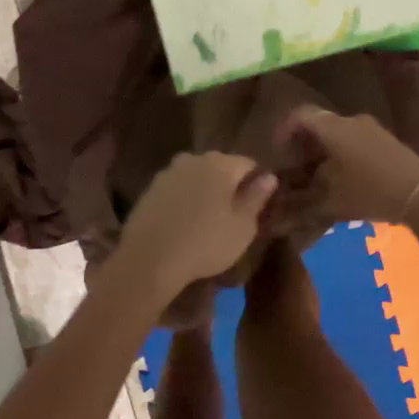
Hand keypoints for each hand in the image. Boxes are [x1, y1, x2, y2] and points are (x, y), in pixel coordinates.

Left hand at [117, 152, 276, 295]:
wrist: (150, 258)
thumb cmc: (206, 243)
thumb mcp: (243, 226)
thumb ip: (257, 197)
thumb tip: (269, 177)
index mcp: (220, 163)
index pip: (248, 164)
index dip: (256, 182)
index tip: (257, 205)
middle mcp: (192, 159)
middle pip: (220, 167)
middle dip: (228, 185)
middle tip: (233, 214)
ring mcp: (167, 172)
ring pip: (195, 177)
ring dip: (204, 191)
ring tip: (207, 220)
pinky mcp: (149, 189)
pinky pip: (176, 189)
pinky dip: (183, 200)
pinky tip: (184, 222)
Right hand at [277, 106, 418, 224]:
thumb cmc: (370, 192)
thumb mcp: (330, 202)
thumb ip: (300, 206)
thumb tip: (276, 216)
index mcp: (334, 127)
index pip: (300, 115)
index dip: (284, 131)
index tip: (278, 153)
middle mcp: (352, 120)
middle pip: (319, 124)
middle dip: (304, 145)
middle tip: (295, 168)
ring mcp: (373, 129)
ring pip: (339, 133)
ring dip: (324, 151)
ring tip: (318, 178)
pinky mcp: (388, 141)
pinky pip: (356, 140)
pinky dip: (343, 154)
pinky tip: (344, 179)